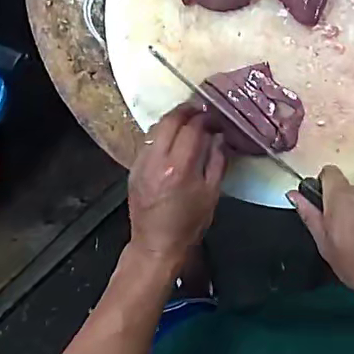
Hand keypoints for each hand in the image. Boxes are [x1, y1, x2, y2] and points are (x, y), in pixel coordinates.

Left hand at [127, 105, 226, 271]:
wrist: (156, 244)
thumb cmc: (190, 222)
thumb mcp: (212, 193)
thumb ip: (217, 160)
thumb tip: (220, 137)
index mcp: (180, 167)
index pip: (192, 128)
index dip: (206, 118)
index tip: (216, 117)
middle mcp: (157, 161)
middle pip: (170, 121)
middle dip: (186, 111)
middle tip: (201, 110)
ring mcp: (141, 164)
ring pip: (155, 128)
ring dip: (172, 120)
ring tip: (187, 121)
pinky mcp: (133, 169)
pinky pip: (147, 142)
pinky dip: (161, 134)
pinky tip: (172, 139)